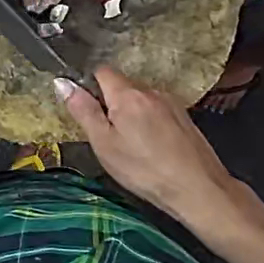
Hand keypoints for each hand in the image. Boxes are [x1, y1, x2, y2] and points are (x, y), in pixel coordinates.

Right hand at [56, 68, 246, 226]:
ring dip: (130, 113)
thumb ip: (83, 110)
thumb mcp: (104, 143)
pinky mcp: (185, 118)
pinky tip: (152, 147)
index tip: (87, 109)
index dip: (89, 85)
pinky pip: (156, 110)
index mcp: (127, 94)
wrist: (201, 191)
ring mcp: (171, 104)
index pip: (101, 70)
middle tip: (107, 134)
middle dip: (110, 102)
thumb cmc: (145, 170)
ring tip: (131, 144)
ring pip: (139, 99)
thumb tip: (62, 82)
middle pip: (121, 85)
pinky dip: (149, 121)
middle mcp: (150, 91)